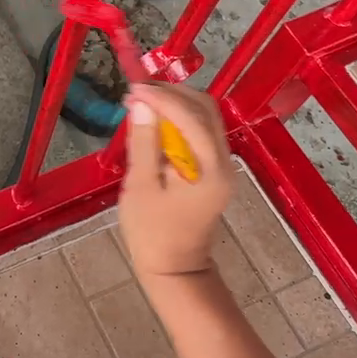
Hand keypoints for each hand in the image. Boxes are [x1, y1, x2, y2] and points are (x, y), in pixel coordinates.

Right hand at [119, 82, 234, 277]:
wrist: (174, 268)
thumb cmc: (151, 231)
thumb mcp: (140, 186)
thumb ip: (144, 142)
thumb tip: (141, 103)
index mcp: (210, 169)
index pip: (191, 117)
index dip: (162, 98)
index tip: (133, 90)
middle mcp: (224, 162)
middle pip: (206, 110)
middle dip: (173, 94)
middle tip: (137, 93)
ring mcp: (222, 165)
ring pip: (205, 117)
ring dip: (176, 104)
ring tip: (142, 104)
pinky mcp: (213, 168)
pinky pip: (200, 131)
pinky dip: (179, 119)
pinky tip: (155, 122)